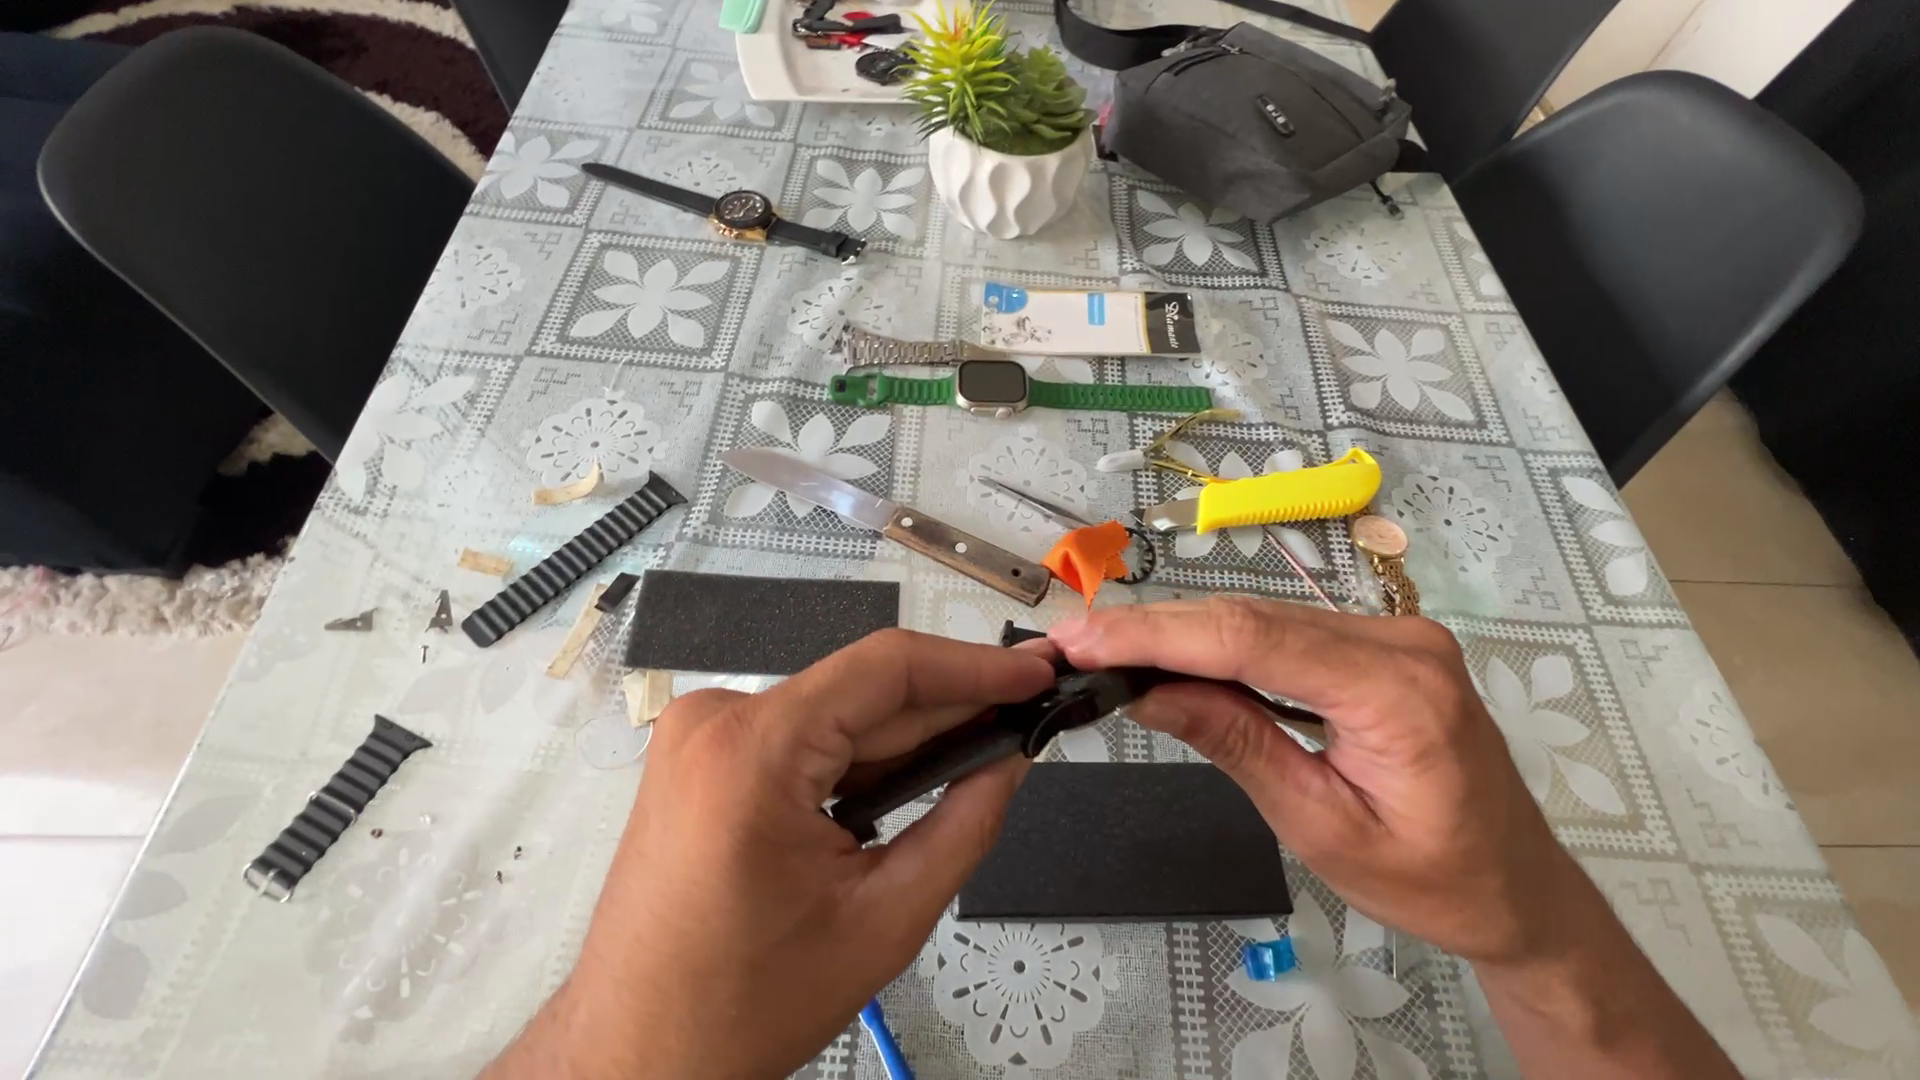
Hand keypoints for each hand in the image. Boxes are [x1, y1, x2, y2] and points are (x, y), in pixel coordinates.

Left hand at [484, 630, 1056, 1079]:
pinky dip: (861, 753)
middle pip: (863, 691)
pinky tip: (912, 776)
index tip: (1035, 672)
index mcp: (753, 750)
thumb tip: (1011, 757)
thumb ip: (964, 824)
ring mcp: (701, 732)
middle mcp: (717, 717)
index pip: (886, 669)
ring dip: (909, 734)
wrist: (634, 1052)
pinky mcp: (702, 753)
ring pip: (836, 711)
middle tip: (1026, 714)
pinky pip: (803, 733)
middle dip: (950, 706)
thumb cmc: (748, 1003)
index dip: (974, 664)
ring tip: (982, 749)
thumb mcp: (884, 919)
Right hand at [1048, 596, 1588, 964]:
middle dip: (1153, 628)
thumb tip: (1149, 692)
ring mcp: (1392, 633)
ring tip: (1105, 647)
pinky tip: (1169, 651)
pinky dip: (1217, 642)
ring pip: (1258, 617)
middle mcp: (1398, 640)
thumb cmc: (1432, 881)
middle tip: (1075, 642)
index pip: (1250, 639)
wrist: (1520, 888)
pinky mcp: (1378, 642)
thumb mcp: (1321, 826)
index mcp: (1398, 690)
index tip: (1083, 639)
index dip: (1156, 634)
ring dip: (1178, 632)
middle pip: (1248, 617)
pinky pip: (1281, 630)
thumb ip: (1237, 744)